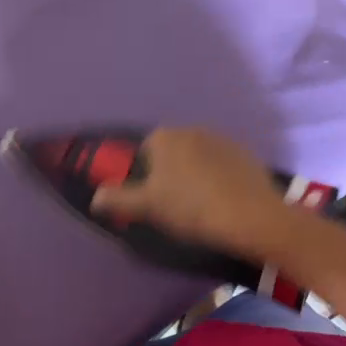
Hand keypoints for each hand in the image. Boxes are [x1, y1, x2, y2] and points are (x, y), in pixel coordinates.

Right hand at [90, 127, 291, 259]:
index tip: (151, 198)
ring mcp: (224, 140)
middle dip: (171, 171)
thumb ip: (119, 199)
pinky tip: (224, 201)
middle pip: (173, 151)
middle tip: (175, 203)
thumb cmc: (190, 207)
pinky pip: (224, 166)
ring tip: (201, 205)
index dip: (145, 173)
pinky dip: (220, 179)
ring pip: (200, 157)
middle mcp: (194, 130)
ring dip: (197, 173)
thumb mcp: (148, 207)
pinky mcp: (247, 155)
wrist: (249, 216)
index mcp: (166, 137)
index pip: (146, 149)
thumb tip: (96, 197)